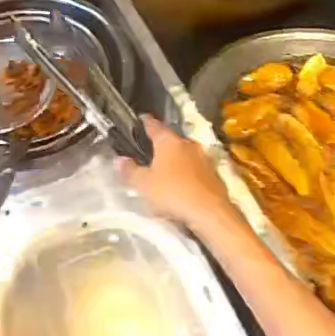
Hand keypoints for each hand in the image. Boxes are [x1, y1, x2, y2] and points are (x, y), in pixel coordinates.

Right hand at [116, 118, 242, 237]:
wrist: (211, 214)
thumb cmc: (173, 193)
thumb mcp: (144, 184)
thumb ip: (130, 171)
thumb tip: (119, 159)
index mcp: (168, 141)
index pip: (154, 125)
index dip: (145, 123)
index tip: (139, 121)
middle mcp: (188, 144)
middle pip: (171, 140)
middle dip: (161, 146)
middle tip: (149, 154)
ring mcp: (204, 159)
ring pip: (185, 155)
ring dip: (176, 161)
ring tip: (165, 173)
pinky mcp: (215, 175)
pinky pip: (196, 170)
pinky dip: (188, 175)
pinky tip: (182, 188)